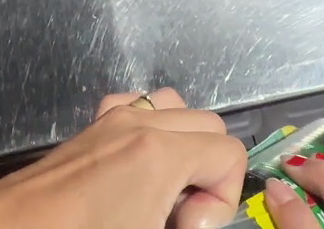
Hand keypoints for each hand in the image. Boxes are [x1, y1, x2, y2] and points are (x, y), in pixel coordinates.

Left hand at [0, 88, 246, 228]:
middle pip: (209, 124)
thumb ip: (185, 225)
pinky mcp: (92, 126)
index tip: (189, 227)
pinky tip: (135, 171)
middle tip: (179, 217)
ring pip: (175, 107)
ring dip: (183, 146)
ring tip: (163, 193)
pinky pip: (136, 106)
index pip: (230, 153)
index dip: (222, 200)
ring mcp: (113, 118)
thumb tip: (188, 220)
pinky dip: (149, 129)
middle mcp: (139, 122)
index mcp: (159, 152)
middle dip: (207, 173)